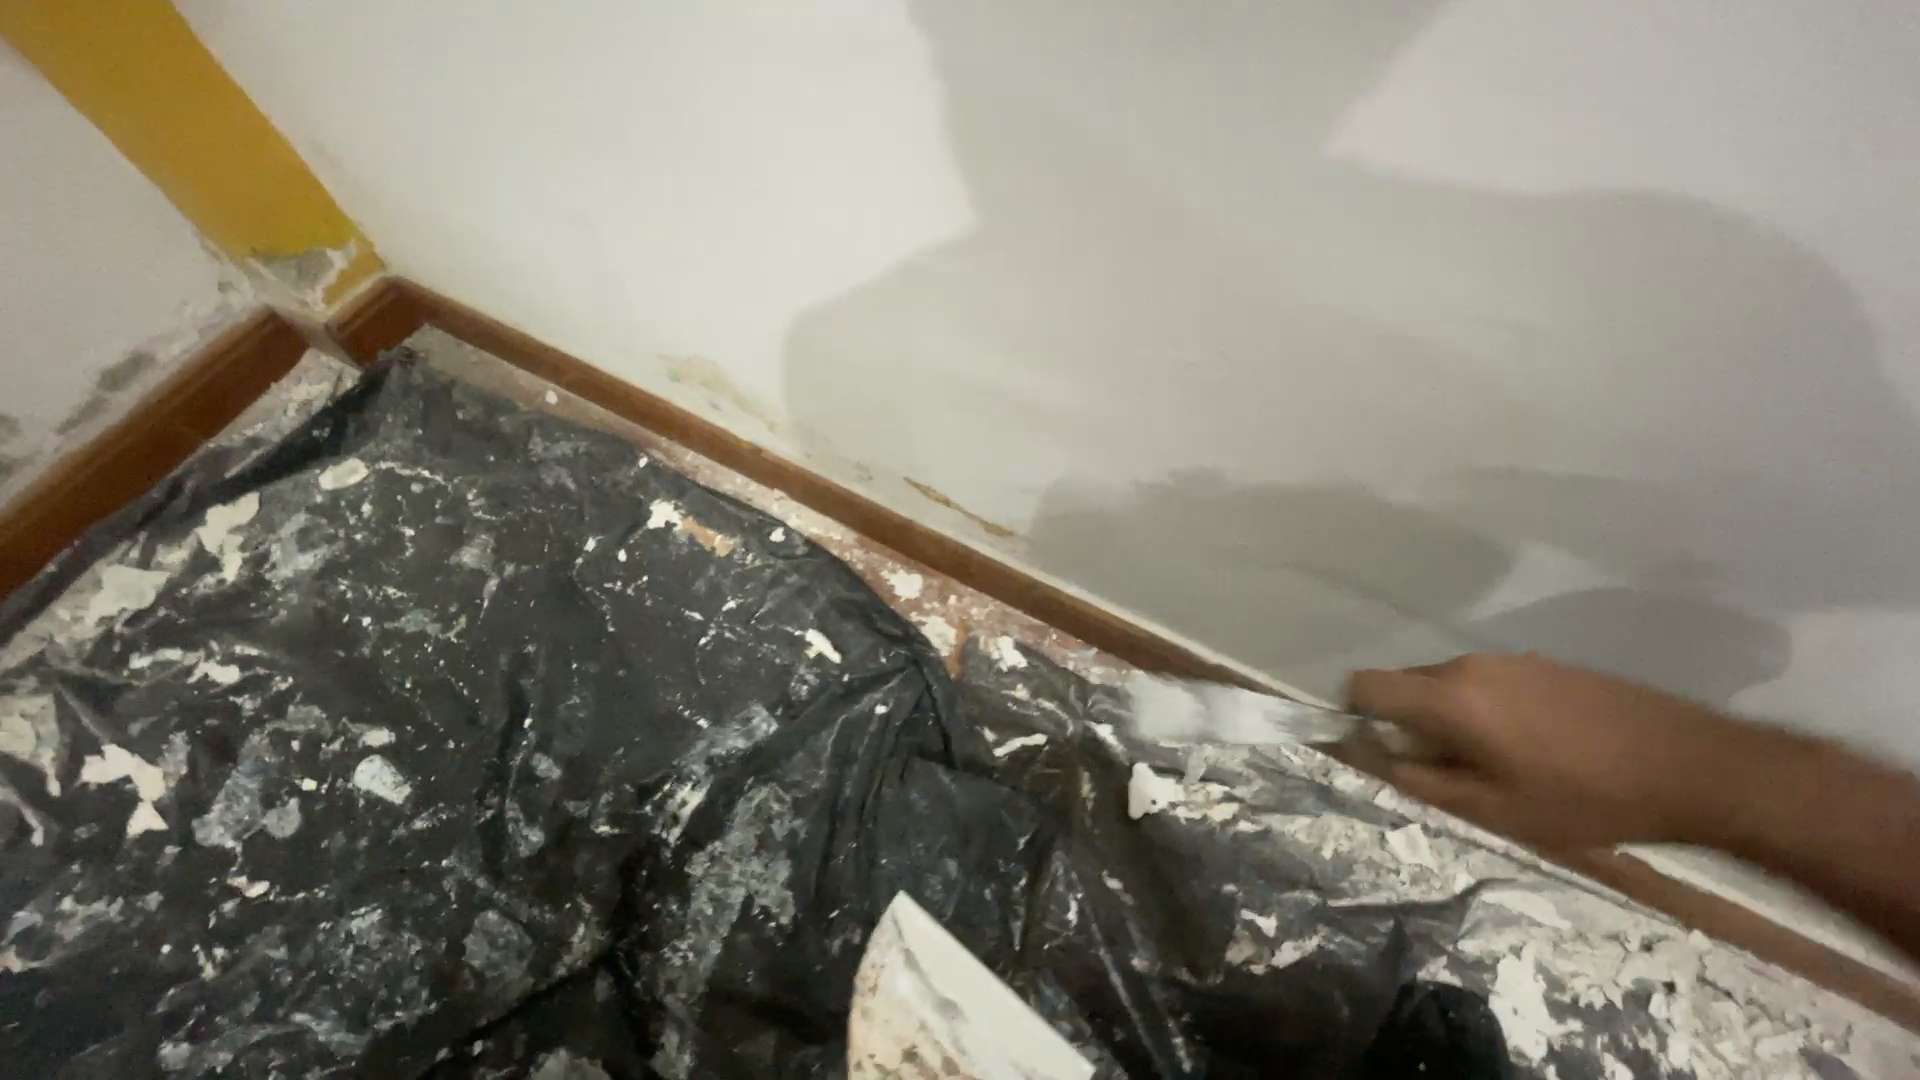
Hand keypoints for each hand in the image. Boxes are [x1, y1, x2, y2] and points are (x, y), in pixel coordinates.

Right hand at [1344, 652, 1754, 849]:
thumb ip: (1424, 782)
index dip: (1354, 712)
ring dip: (1448, 714)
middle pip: (1405, 682)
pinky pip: (1486, 679)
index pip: (1366, 684)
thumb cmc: (1588, 798)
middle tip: (1441, 765)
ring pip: (1447, 682)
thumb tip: (1378, 759)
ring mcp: (1511, 659)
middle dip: (1405, 720)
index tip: (1375, 745)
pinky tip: (1533, 743)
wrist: (1700, 767)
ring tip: (1493, 758)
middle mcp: (1470, 666)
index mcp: (1450, 698)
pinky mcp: (1544, 662)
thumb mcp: (1497, 810)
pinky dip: (1484, 706)